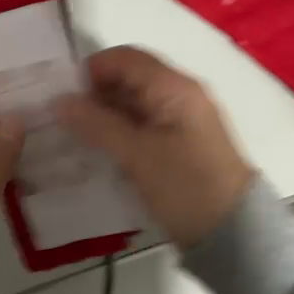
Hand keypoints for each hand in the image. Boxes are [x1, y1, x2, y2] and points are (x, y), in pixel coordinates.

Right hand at [56, 46, 253, 249]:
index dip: (92, 71)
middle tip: (64, 119)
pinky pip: (143, 123)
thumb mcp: (137, 156)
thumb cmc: (186, 188)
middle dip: (95, 94)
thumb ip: (97, 124)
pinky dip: (120, 131)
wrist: (235, 236)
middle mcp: (180, 93)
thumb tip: (59, 101)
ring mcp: (181, 118)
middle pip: (129, 77)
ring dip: (106, 114)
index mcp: (174, 86)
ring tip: (76, 136)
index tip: (65, 97)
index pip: (125, 58)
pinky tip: (100, 150)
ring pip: (134, 102)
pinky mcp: (180, 142)